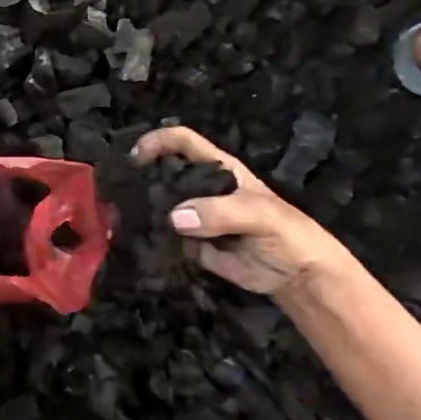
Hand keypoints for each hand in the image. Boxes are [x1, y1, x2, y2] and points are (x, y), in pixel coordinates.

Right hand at [130, 126, 356, 295]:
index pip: (182, 141)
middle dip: (140, 177)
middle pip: (162, 171)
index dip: (157, 141)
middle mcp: (200, 188)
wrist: (301, 278)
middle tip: (119, 191)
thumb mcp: (262, 215)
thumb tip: (175, 217)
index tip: (136, 156)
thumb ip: (221, 212)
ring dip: (140, 208)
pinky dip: (148, 236)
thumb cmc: (289, 234)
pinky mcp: (189, 243)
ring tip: (119, 216)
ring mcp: (193, 216)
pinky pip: (162, 235)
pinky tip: (133, 238)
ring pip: (158, 204)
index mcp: (218, 169)